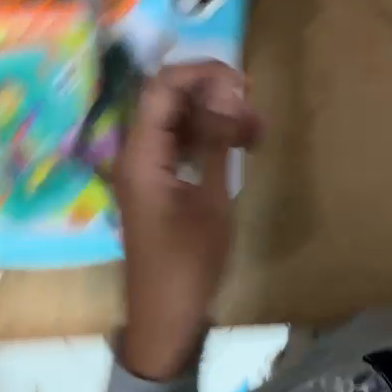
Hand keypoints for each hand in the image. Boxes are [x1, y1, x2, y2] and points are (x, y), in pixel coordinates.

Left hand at [113, 62, 262, 380]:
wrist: (166, 319)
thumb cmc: (189, 262)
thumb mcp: (210, 199)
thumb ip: (214, 140)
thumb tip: (227, 92)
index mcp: (140, 154)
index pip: (163, 88)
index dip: (201, 73)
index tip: (241, 82)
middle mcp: (136, 152)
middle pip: (168, 97)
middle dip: (212, 91)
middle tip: (252, 105)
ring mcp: (145, 166)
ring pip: (178, 118)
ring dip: (215, 113)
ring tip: (255, 128)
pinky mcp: (158, 180)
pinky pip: (180, 141)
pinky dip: (209, 135)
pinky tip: (241, 144)